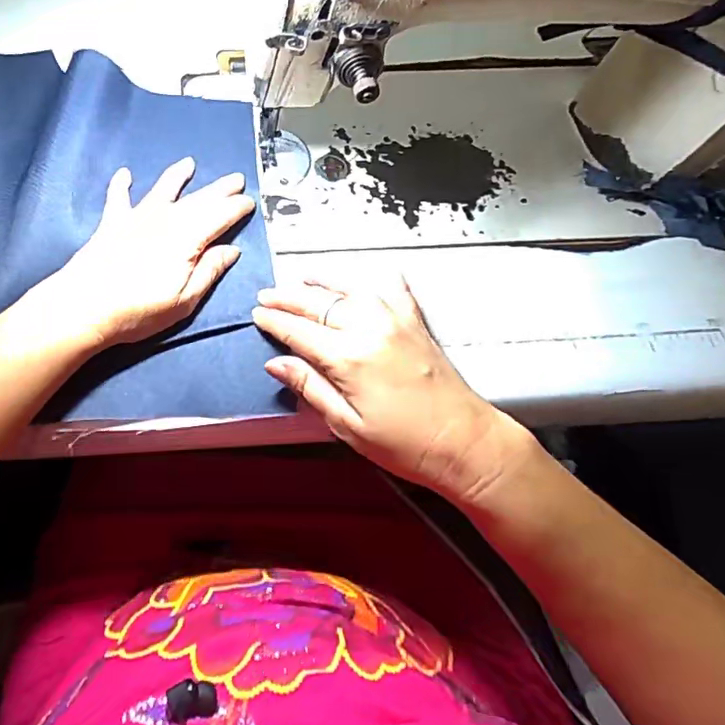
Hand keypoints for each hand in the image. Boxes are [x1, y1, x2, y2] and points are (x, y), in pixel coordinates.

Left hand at [37, 158, 255, 348]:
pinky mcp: (112, 224)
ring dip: (178, 176)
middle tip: (235, 180)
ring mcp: (136, 218)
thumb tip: (230, 250)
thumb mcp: (184, 300)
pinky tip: (124, 173)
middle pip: (198, 200)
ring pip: (163, 190)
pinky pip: (118, 197)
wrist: (84, 306)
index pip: (220, 216)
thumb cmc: (137, 310)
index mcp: (187, 239)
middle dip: (219, 189)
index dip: (237, 207)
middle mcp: (164, 220)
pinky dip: (121, 184)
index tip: (249, 202)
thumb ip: (209, 271)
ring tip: (188, 164)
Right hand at [252, 273, 535, 504]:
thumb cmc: (410, 444)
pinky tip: (360, 282)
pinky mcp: (415, 323)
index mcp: (350, 358)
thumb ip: (310, 387)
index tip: (259, 315)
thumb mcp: (347, 425)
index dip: (274, 320)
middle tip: (268, 296)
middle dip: (288, 297)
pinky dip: (370, 282)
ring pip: (349, 289)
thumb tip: (278, 364)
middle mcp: (372, 330)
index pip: (298, 330)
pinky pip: (390, 289)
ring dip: (322, 283)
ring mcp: (396, 321)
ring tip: (303, 281)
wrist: (466, 443)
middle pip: (318, 303)